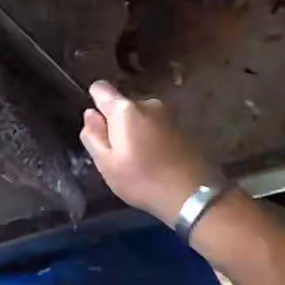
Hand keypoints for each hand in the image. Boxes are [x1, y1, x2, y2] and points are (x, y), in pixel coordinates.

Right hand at [80, 81, 219, 224]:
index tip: (98, 126)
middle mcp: (148, 104)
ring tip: (139, 159)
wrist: (195, 196)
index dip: (94, 102)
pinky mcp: (184, 128)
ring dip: (136, 132)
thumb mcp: (106, 163)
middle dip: (116, 123)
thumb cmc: (142, 180)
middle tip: (118, 152)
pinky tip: (157, 161)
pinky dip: (152, 138)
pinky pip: (157, 127)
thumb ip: (93, 135)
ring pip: (140, 118)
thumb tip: (90, 114)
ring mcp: (169, 115)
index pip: (100, 88)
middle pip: (122, 106)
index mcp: (124, 109)